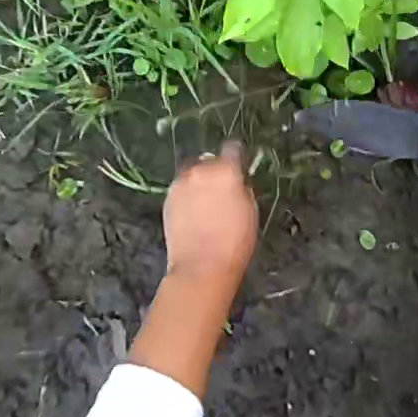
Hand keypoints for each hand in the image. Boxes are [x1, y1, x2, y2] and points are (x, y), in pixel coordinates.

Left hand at [160, 140, 256, 287]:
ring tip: (205, 202)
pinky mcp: (167, 198)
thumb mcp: (250, 210)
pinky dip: (187, 194)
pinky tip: (193, 212)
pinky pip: (181, 188)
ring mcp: (181, 183)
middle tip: (221, 189)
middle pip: (210, 160)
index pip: (232, 149)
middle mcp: (201, 170)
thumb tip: (236, 182)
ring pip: (193, 173)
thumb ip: (241, 188)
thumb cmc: (234, 242)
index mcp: (226, 171)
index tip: (237, 165)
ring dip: (199, 181)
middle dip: (216, 170)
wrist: (201, 267)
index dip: (236, 157)